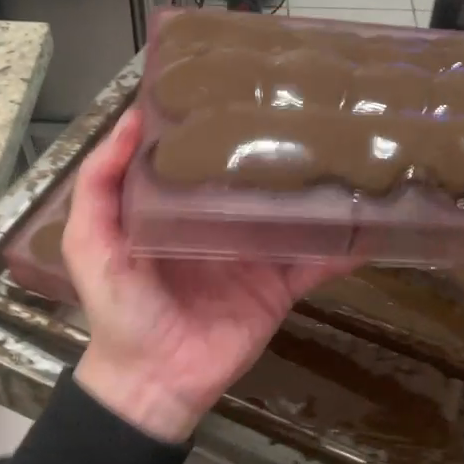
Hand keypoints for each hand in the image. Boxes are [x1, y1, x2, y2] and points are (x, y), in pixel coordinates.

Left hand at [62, 111, 352, 441]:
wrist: (152, 380)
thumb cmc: (119, 307)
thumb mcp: (92, 240)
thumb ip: (100, 183)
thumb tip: (133, 119)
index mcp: (178, 208)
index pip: (205, 156)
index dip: (221, 124)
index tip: (245, 83)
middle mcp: (220, 223)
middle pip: (256, 180)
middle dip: (280, 149)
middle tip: (314, 108)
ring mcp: (254, 255)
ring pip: (292, 214)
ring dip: (319, 191)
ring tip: (353, 153)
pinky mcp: (279, 288)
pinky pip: (316, 264)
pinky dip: (343, 248)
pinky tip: (371, 223)